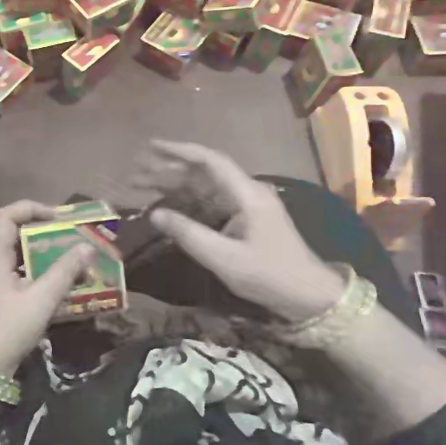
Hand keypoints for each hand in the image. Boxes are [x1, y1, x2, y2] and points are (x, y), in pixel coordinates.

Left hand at [0, 201, 92, 373]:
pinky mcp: (1, 295)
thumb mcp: (42, 299)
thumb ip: (65, 271)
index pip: (6, 215)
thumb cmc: (9, 329)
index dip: (31, 208)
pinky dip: (42, 271)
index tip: (58, 218)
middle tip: (72, 236)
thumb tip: (87, 246)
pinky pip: (22, 272)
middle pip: (15, 232)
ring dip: (46, 252)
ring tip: (73, 257)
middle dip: (45, 231)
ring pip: (20, 254)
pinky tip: (63, 282)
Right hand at [134, 140, 347, 323]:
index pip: (209, 161)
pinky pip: (210, 202)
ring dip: (174, 184)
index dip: (179, 151)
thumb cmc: (270, 276)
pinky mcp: (245, 220)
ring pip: (204, 186)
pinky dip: (186, 201)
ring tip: (142, 185)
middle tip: (135, 172)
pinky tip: (166, 205)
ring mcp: (247, 206)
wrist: (310, 297)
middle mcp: (247, 193)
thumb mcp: (225, 258)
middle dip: (168, 169)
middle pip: (203, 172)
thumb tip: (155, 214)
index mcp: (247, 195)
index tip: (151, 147)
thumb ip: (189, 234)